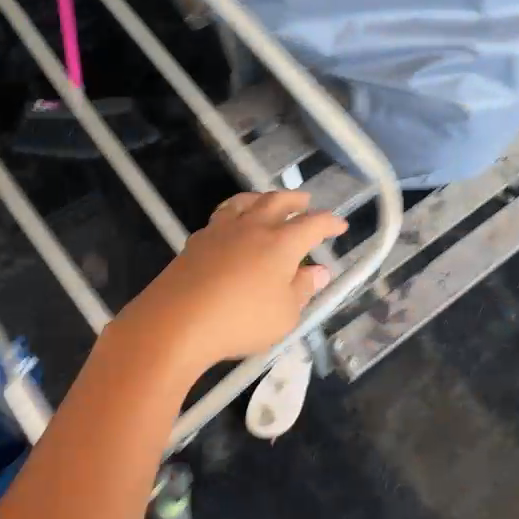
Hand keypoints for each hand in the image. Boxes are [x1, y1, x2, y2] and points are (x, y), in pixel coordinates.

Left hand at [113, 191, 346, 379]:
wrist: (178, 319)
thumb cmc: (241, 321)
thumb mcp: (284, 315)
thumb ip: (303, 290)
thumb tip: (320, 271)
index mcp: (282, 243)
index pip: (312, 225)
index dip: (329, 223)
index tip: (340, 225)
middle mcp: (254, 227)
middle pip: (278, 202)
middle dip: (295, 200)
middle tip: (305, 201)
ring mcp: (222, 229)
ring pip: (246, 202)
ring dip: (262, 198)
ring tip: (267, 200)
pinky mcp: (198, 239)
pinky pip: (222, 215)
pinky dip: (235, 213)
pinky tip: (231, 225)